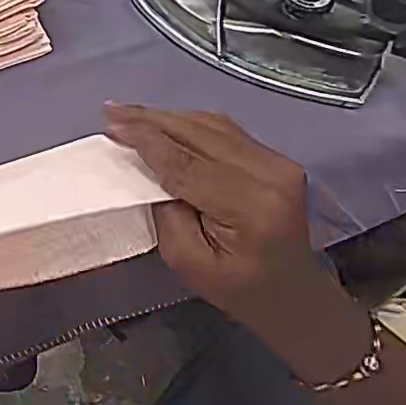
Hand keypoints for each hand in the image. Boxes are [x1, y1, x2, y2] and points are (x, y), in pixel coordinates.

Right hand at [103, 104, 368, 382]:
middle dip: (151, 120)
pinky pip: (225, 130)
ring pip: (212, 125)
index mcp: (251, 206)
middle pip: (199, 134)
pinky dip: (189, 123)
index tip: (113, 127)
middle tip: (112, 110)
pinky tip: (164, 122)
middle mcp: (270, 173)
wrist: (293, 294)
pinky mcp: (276, 157)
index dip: (147, 142)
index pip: (187, 163)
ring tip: (130, 114)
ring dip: (168, 117)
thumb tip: (151, 172)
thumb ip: (167, 215)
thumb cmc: (239, 289)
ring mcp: (278, 161)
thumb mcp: (189, 264)